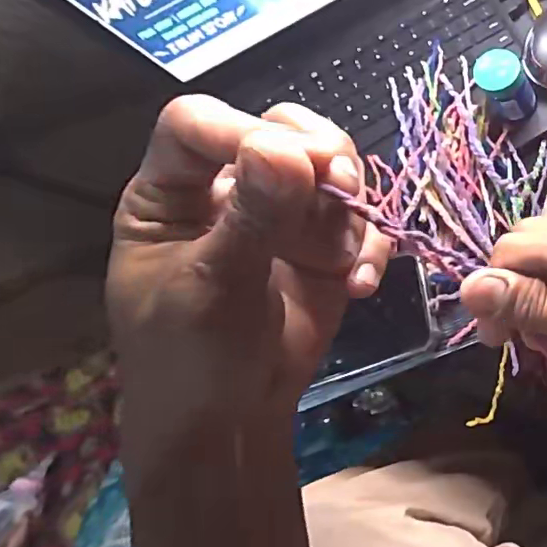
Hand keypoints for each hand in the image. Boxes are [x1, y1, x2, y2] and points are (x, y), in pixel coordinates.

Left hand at [106, 96, 390, 474]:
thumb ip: (251, 219)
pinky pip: (364, 224)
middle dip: (321, 158)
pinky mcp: (328, 247)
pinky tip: (360, 287)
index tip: (291, 164)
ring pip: (335, 174)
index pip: (199, 126)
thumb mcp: (213, 288)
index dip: (242, 132)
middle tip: (342, 187)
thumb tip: (284, 149)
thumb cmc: (191, 358)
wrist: (233, 421)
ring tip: (343, 263)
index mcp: (176, 192)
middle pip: (284, 132)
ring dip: (350, 214)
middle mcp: (234, 191)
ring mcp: (287, 218)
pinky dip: (371, 252)